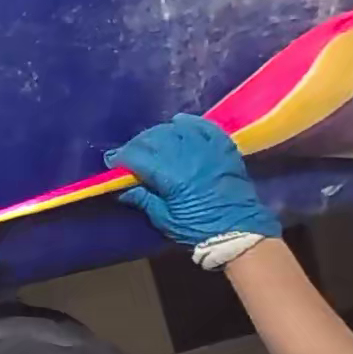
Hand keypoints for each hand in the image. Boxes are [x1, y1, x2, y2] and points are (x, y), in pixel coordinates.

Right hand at [107, 114, 279, 268]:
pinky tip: (178, 124)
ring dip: (158, 133)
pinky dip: (189, 123)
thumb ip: (143, 199)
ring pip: (175, 129)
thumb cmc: (197, 228)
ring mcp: (208, 149)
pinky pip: (203, 126)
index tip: (112, 162)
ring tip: (151, 142)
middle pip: (154, 138)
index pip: (138, 156)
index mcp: (171, 177)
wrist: (240, 231)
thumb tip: (122, 188)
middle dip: (136, 144)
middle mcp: (188, 156)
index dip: (121, 157)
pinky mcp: (224, 147)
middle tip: (128, 154)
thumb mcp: (164, 219)